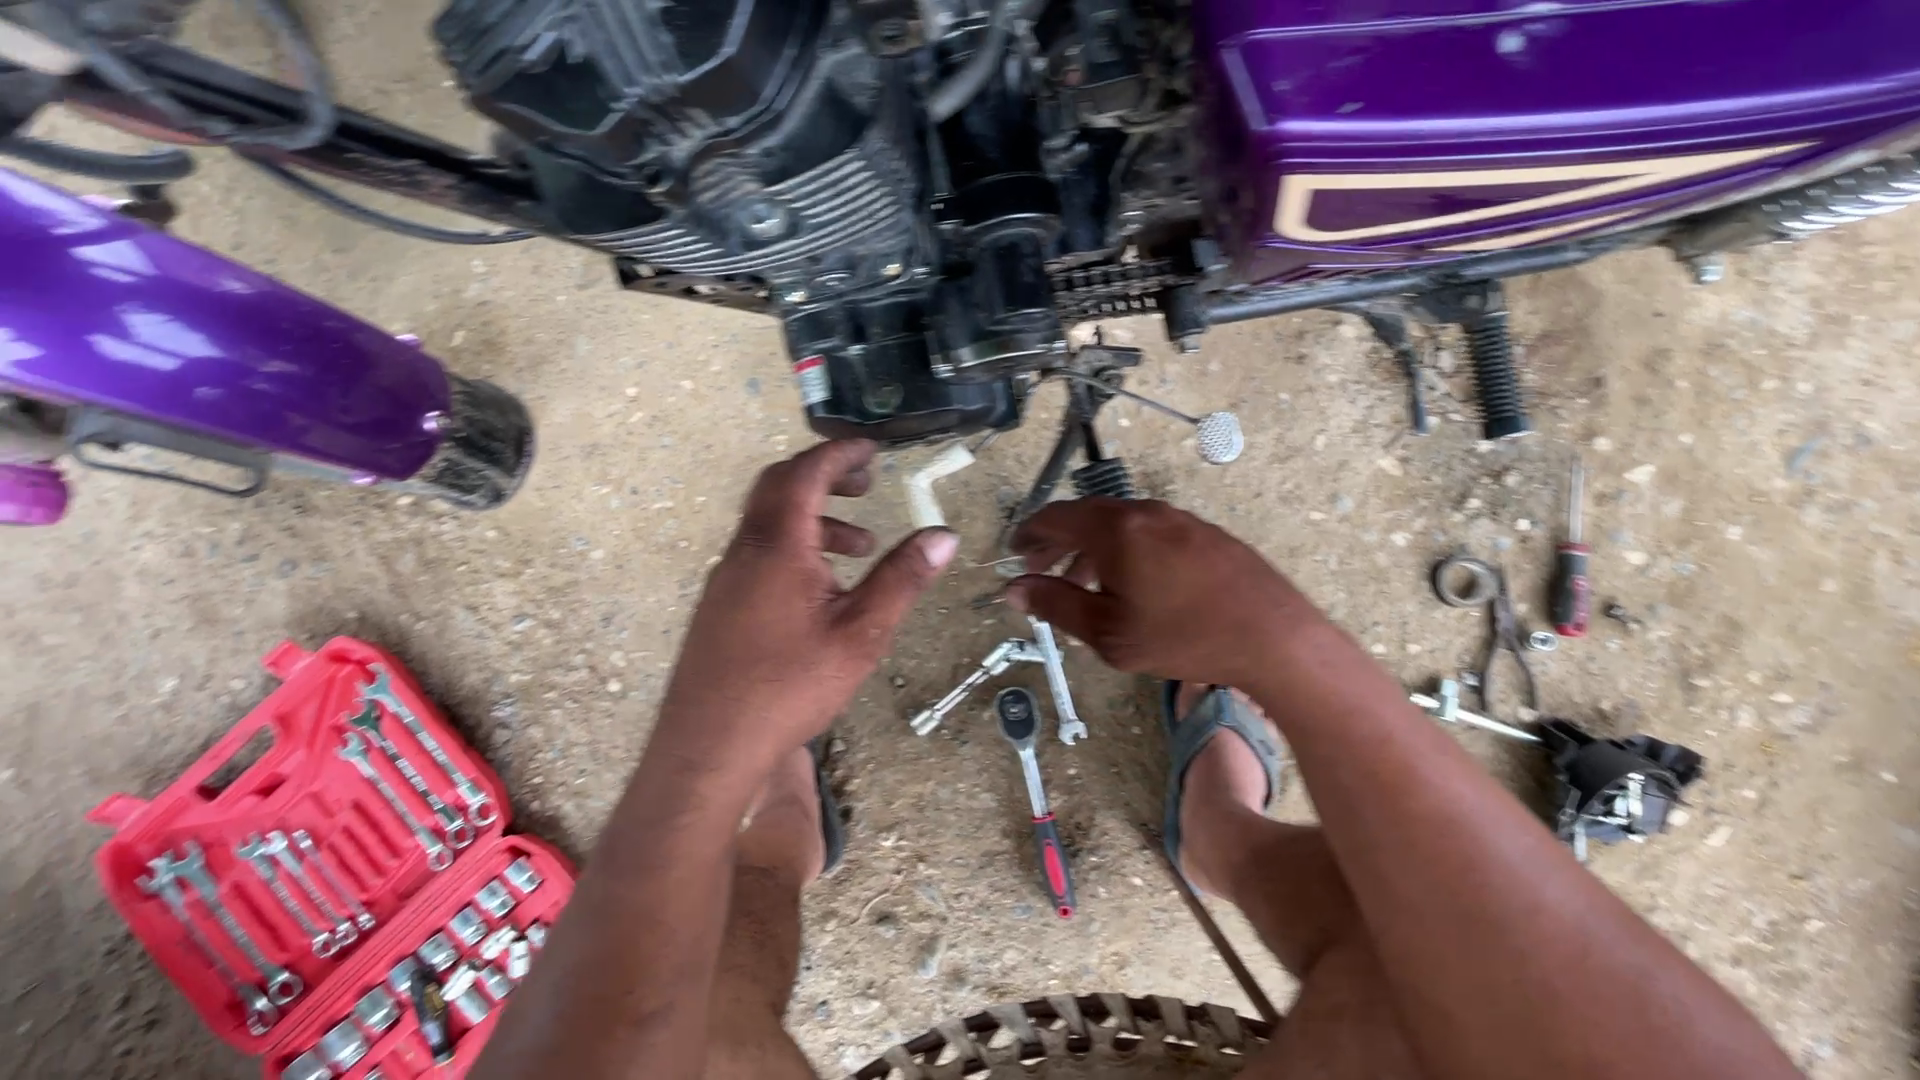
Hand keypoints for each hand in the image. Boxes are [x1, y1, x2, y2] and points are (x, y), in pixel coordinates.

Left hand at [657, 440, 957, 761]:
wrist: (710, 744)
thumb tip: (943, 535)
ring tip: (860, 547)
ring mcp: (727, 577)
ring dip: (815, 518)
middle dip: (825, 476)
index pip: (806, 473)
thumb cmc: (789, 686)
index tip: (872, 449)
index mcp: (778, 545)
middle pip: (779, 486)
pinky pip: (760, 551)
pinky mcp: (721, 604)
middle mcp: (745, 549)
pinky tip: (822, 590)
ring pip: (769, 522)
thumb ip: (902, 579)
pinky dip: (795, 547)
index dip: (840, 453)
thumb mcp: (861, 633)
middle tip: (866, 485)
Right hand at [1005, 498, 1325, 688]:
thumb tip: (1014, 590)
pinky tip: (1132, 583)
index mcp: (1116, 529)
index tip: (1015, 554)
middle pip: (1087, 516)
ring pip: (1120, 524)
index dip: (1028, 534)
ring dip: (1092, 548)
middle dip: (1058, 542)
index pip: (1055, 517)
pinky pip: (1149, 531)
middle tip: (1041, 570)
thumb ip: (1056, 606)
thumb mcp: (1109, 633)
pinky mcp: (1205, 533)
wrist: (1274, 636)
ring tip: (1084, 583)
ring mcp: (1180, 519)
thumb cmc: (1184, 637)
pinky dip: (1125, 549)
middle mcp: (1145, 512)